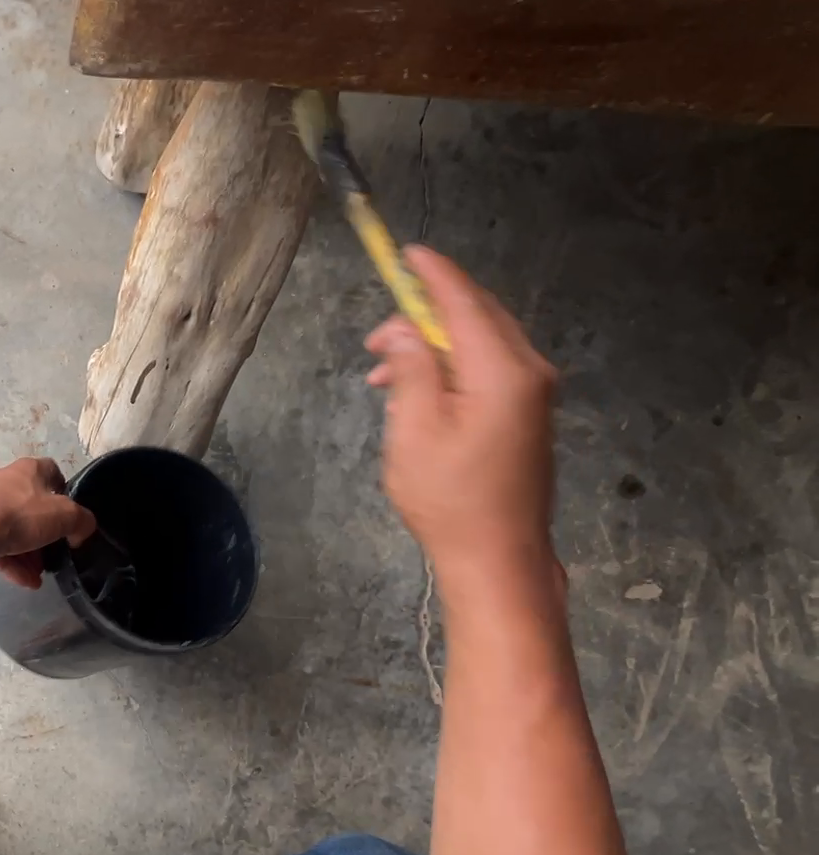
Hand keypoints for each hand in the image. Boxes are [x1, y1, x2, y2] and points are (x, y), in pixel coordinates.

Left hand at [0, 457, 95, 587]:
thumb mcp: (65, 517)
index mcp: (26, 470)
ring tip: (35, 577)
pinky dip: (8, 561)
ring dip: (26, 553)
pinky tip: (21, 581)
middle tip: (50, 557)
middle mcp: (0, 480)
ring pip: (9, 529)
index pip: (50, 471)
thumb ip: (82, 521)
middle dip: (42, 535)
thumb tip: (80, 530)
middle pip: (28, 507)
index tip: (67, 515)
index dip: (62, 491)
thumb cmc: (21, 516)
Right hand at [366, 247, 558, 587]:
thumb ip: (411, 369)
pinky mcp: (525, 412)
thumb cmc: (447, 493)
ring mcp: (532, 392)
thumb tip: (403, 329)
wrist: (496, 550)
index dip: (434, 276)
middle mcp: (528, 370)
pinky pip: (485, 367)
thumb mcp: (414, 428)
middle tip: (374, 338)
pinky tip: (414, 389)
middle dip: (424, 314)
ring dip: (430, 345)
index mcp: (502, 370)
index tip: (407, 252)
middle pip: (476, 317)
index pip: (464, 304)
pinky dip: (447, 366)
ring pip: (479, 343)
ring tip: (382, 371)